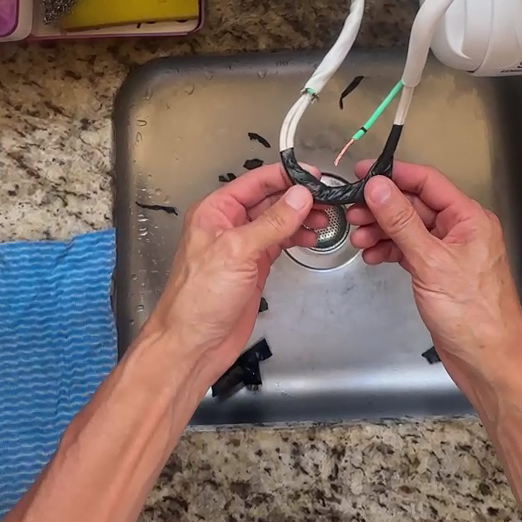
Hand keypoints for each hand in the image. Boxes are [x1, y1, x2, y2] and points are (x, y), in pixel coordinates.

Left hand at [143, 164, 322, 383]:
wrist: (193, 345)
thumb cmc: (198, 299)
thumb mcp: (238, 252)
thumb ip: (272, 222)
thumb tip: (300, 196)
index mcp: (216, 211)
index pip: (255, 182)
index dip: (286, 176)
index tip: (314, 175)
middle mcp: (229, 224)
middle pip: (269, 199)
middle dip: (298, 197)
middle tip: (327, 198)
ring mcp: (242, 246)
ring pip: (277, 221)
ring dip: (301, 217)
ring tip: (325, 217)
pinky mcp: (254, 266)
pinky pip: (279, 242)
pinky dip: (297, 237)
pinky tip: (311, 236)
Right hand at [345, 160, 521, 388]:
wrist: (490, 364)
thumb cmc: (474, 316)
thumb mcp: (430, 262)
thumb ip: (401, 221)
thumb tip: (378, 187)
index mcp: (469, 218)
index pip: (427, 182)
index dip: (394, 174)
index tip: (363, 173)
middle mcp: (460, 230)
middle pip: (414, 205)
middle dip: (382, 207)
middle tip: (353, 210)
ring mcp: (449, 252)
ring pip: (409, 228)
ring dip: (382, 230)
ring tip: (358, 237)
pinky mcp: (438, 272)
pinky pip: (409, 250)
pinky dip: (389, 250)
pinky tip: (372, 255)